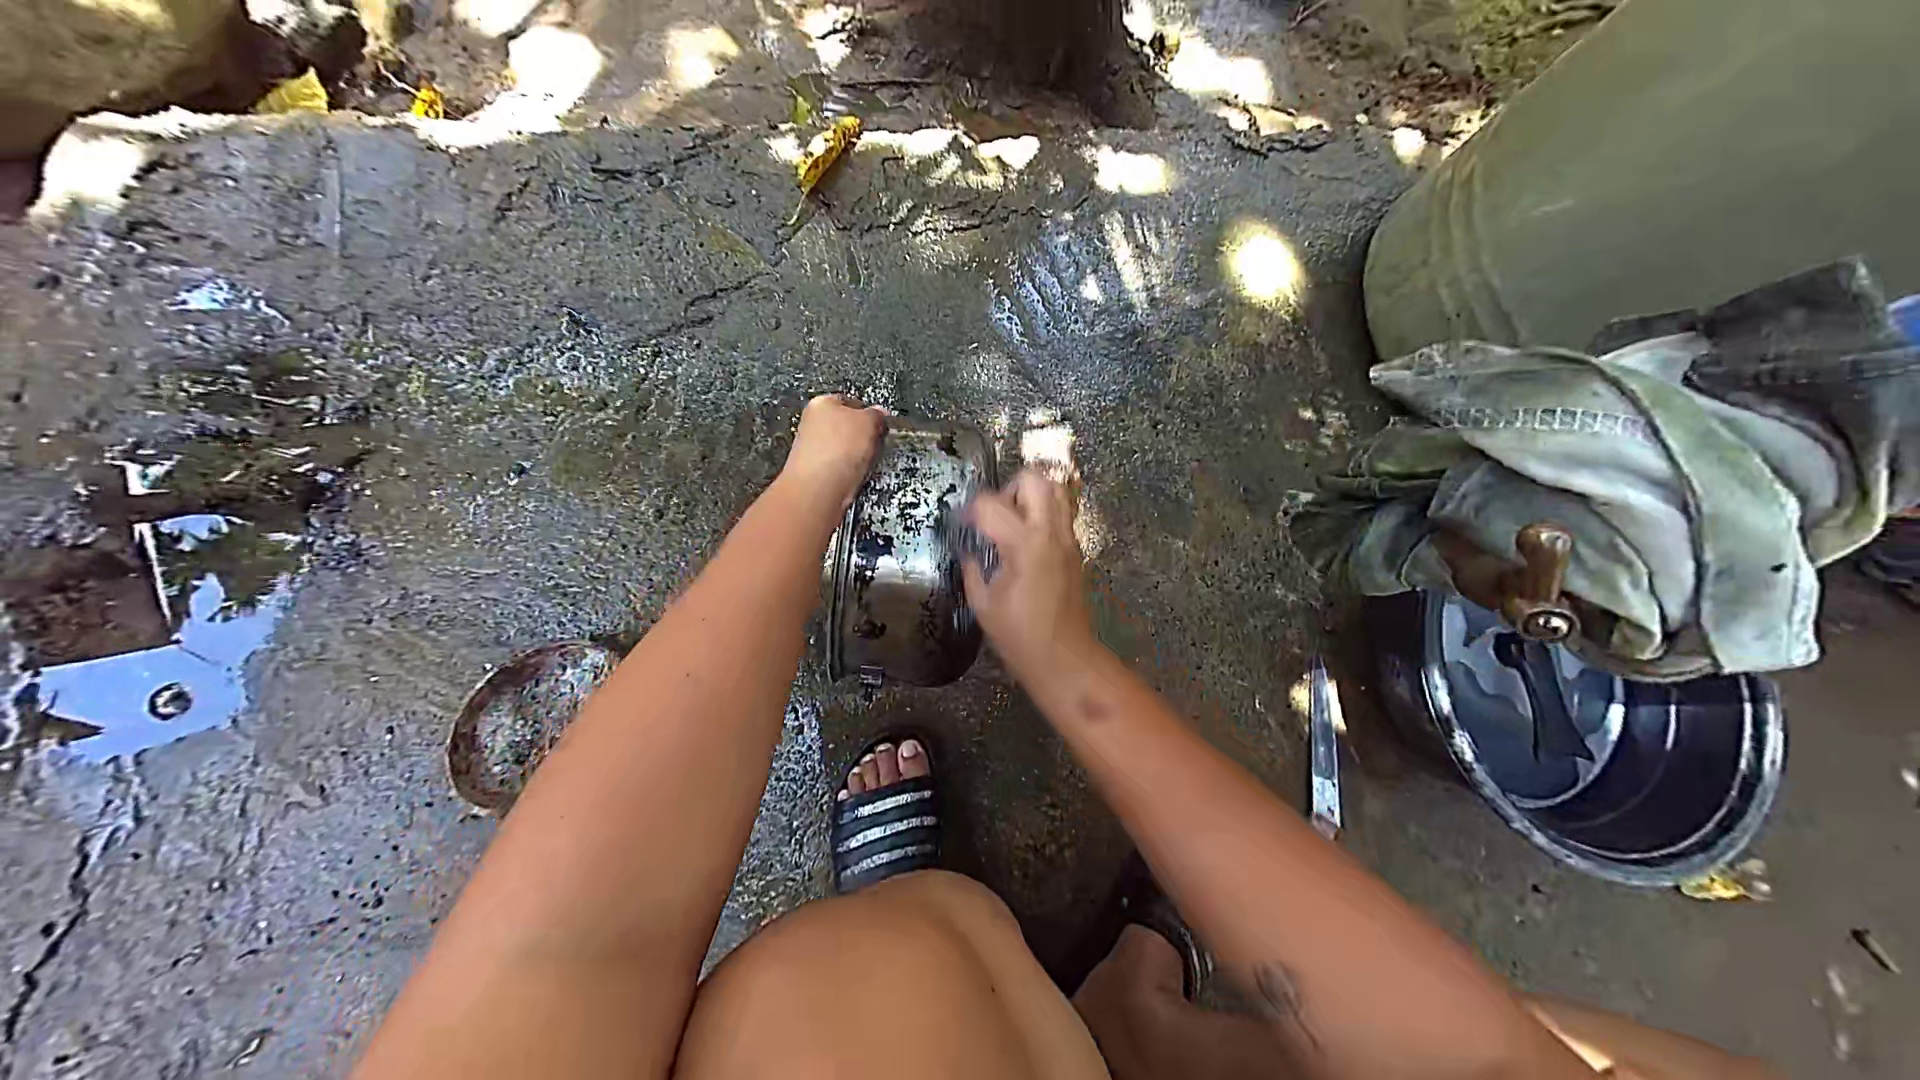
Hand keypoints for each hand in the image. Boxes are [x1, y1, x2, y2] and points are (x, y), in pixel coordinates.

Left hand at [780, 395, 886, 510]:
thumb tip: (879, 413)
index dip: (868, 413)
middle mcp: (811, 424)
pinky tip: (853, 477)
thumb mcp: (869, 422)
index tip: (881, 424)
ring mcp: (811, 450)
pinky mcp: (815, 473)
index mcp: (821, 403)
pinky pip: (840, 469)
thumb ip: (876, 414)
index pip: (850, 402)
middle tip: (875, 444)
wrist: (818, 489)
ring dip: (857, 457)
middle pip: (846, 427)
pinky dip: (849, 473)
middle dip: (862, 437)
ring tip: (863, 464)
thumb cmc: (839, 450)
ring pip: (844, 450)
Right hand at [961, 470, 1095, 679]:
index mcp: (1023, 544)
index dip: (970, 510)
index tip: (961, 524)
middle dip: (1008, 489)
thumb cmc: (1019, 636)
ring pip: (1055, 491)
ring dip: (1030, 497)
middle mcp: (1050, 533)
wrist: (1064, 657)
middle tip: (993, 515)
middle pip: (1033, 480)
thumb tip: (970, 553)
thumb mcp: (984, 603)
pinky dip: (1042, 515)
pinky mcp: (1075, 550)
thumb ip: (973, 570)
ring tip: (1012, 523)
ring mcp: (1067, 539)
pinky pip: (1060, 515)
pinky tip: (1025, 543)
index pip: (991, 504)